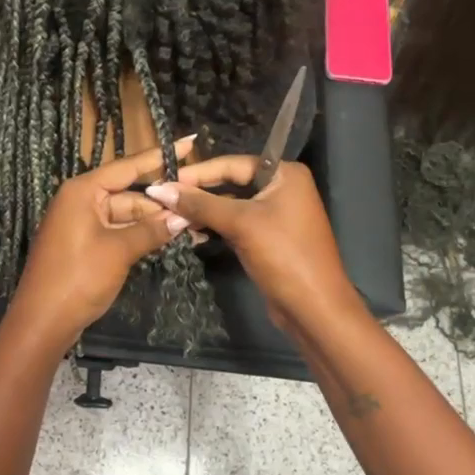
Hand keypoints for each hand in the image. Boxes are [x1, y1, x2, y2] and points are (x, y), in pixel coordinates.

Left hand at [12, 140, 196, 343]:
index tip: (189, 143)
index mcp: (83, 191)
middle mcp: (80, 200)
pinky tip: (167, 237)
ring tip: (192, 223)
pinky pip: (116, 230)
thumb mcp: (119, 251)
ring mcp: (80, 222)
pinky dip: (139, 234)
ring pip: (125, 214)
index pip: (128, 167)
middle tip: (199, 200)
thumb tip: (182, 216)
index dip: (159, 156)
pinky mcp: (83, 243)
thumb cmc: (78, 277)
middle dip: (162, 199)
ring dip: (153, 220)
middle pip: (128, 192)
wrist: (42, 321)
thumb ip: (151, 231)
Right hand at [145, 158, 354, 327]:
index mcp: (284, 173)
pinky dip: (215, 225)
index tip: (164, 180)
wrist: (315, 310)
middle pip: (231, 182)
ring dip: (203, 211)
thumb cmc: (283, 256)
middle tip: (163, 198)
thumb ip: (200, 204)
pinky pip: (236, 223)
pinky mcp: (269, 237)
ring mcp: (276, 213)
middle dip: (198, 193)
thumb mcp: (240, 224)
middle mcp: (282, 187)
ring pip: (231, 204)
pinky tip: (190, 230)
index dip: (197, 172)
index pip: (232, 164)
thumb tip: (159, 190)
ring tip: (170, 216)